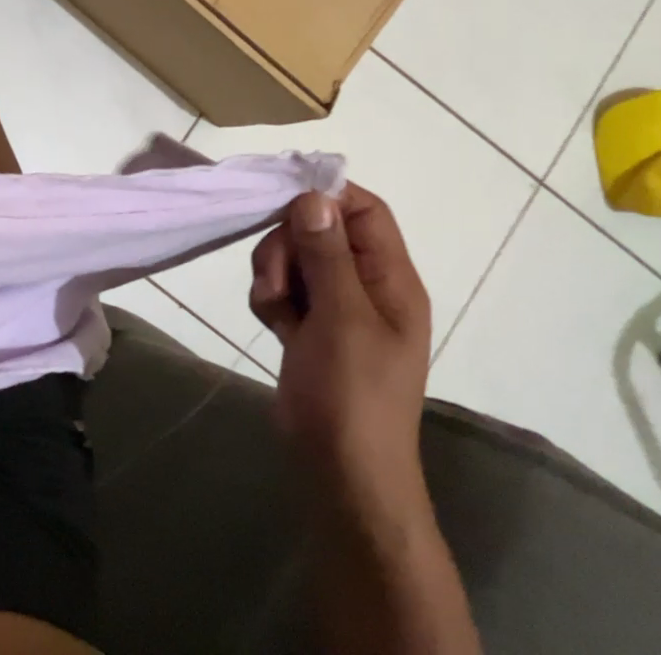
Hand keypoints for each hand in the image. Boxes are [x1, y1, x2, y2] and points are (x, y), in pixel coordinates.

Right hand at [249, 185, 432, 516]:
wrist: (339, 465)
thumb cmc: (352, 393)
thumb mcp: (342, 318)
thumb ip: (328, 255)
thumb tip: (315, 196)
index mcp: (391, 278)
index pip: (363, 211)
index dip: (325, 198)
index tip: (278, 202)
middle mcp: (365, 285)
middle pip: (318, 230)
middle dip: (286, 246)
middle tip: (279, 282)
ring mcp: (335, 307)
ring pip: (292, 259)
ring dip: (273, 275)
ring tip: (277, 313)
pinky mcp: (307, 327)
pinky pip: (281, 290)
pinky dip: (270, 300)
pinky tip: (275, 327)